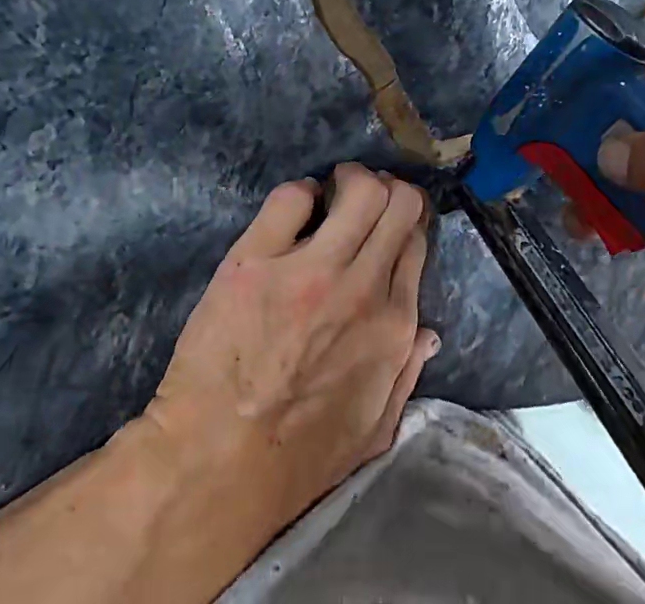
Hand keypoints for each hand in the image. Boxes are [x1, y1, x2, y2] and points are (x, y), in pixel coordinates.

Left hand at [148, 164, 440, 521]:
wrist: (214, 466)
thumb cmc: (298, 456)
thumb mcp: (375, 429)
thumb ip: (407, 374)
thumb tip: (430, 332)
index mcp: (395, 323)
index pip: (415, 241)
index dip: (404, 222)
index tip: (386, 223)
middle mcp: (363, 287)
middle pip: (399, 202)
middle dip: (387, 189)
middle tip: (362, 196)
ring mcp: (311, 270)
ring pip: (360, 189)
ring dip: (350, 179)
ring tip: (332, 189)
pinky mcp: (256, 261)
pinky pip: (291, 197)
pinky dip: (298, 193)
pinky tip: (292, 208)